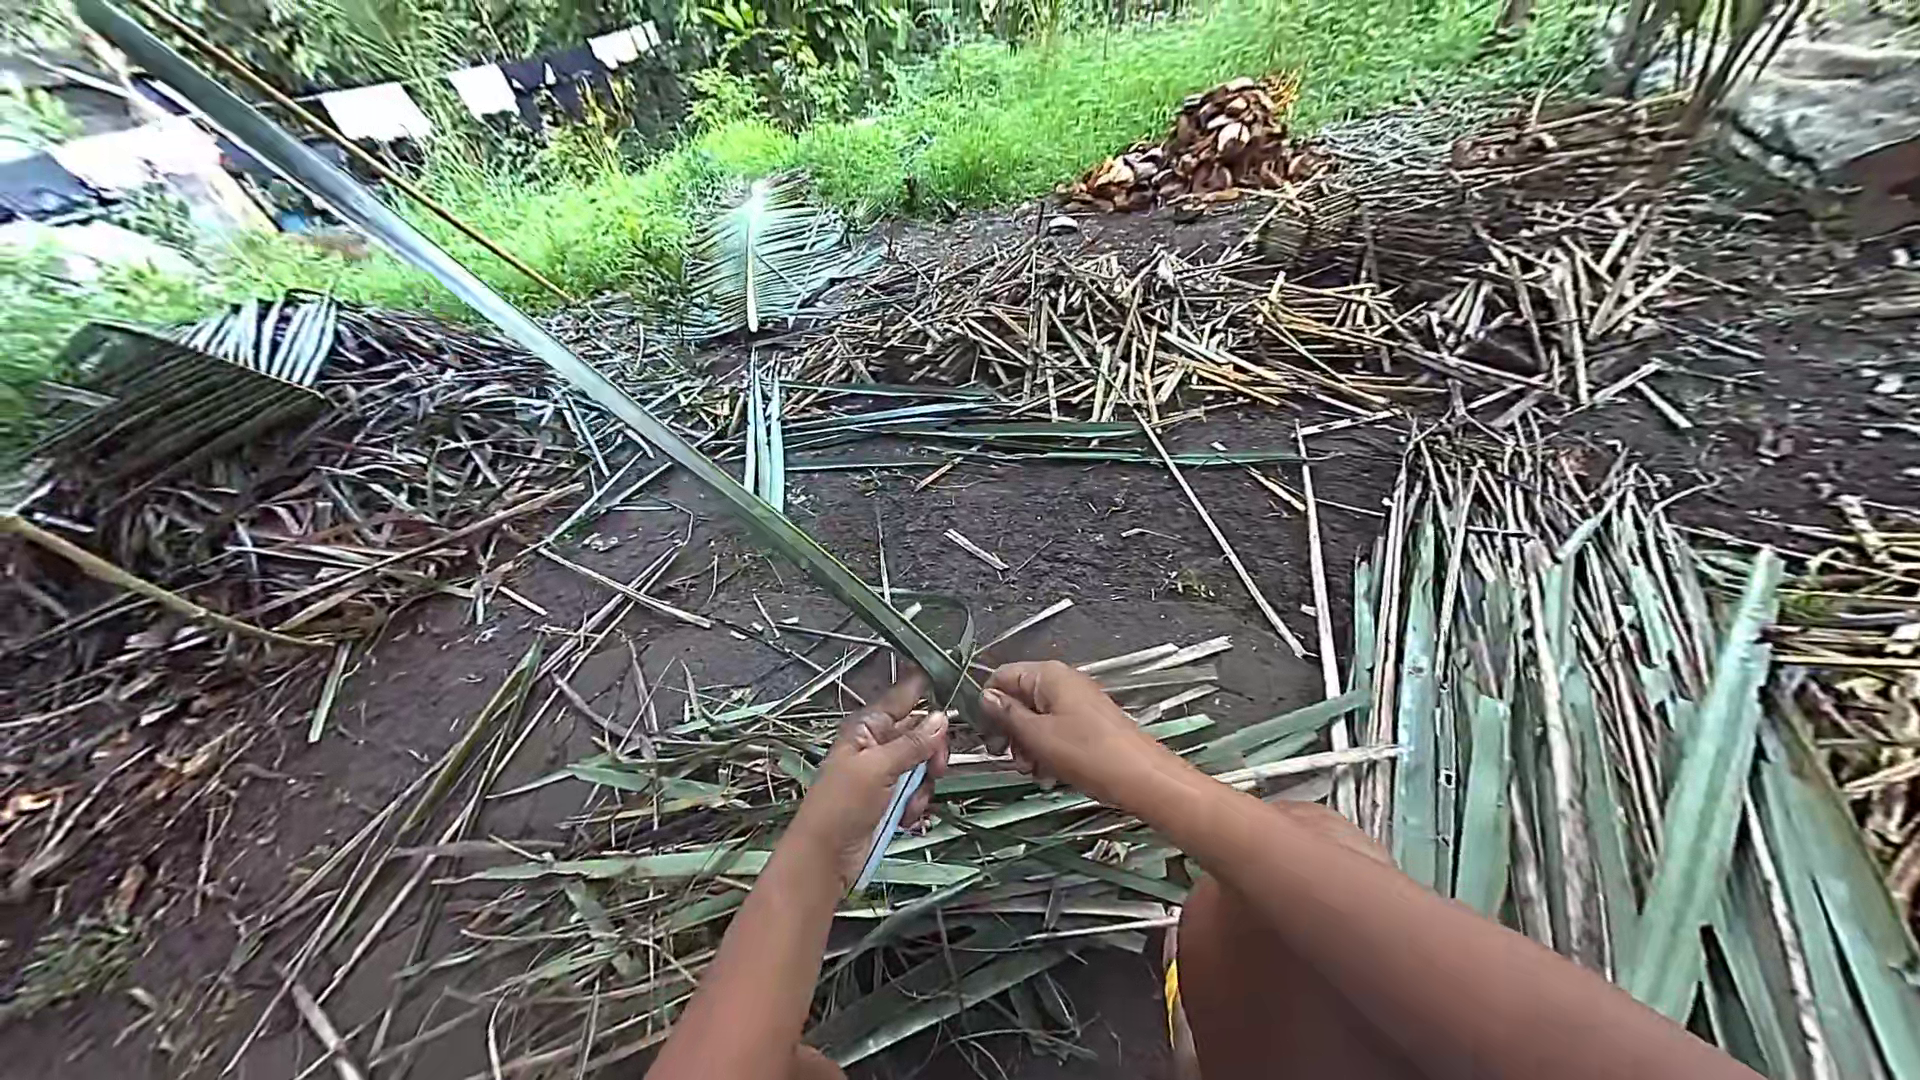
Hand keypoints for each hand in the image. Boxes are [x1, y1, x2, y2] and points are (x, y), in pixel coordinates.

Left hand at [789, 673, 949, 892]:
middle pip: (920, 732)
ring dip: (923, 784)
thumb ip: (912, 743)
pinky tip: (906, 816)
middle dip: (931, 752)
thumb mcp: (878, 768)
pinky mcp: (891, 797)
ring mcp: (885, 771)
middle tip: (936, 769)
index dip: (925, 688)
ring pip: (923, 763)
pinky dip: (916, 803)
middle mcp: (878, 743)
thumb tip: (942, 717)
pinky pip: (917, 790)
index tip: (952, 683)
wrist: (825, 859)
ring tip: (910, 802)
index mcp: (867, 727)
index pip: (902, 697)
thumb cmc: (842, 805)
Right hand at [979, 660, 1186, 810]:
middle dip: (1009, 729)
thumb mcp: (1037, 735)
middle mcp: (1062, 681)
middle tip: (1010, 757)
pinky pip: (1055, 729)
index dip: (988, 704)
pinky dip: (1047, 749)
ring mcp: (1077, 701)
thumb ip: (1007, 713)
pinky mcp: (1088, 721)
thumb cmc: (1088, 753)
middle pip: (1019, 698)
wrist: (1141, 778)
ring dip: (1027, 744)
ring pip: (1036, 717)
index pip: (1001, 676)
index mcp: (1048, 675)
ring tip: (1034, 769)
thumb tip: (985, 697)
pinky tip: (1050, 772)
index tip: (985, 733)